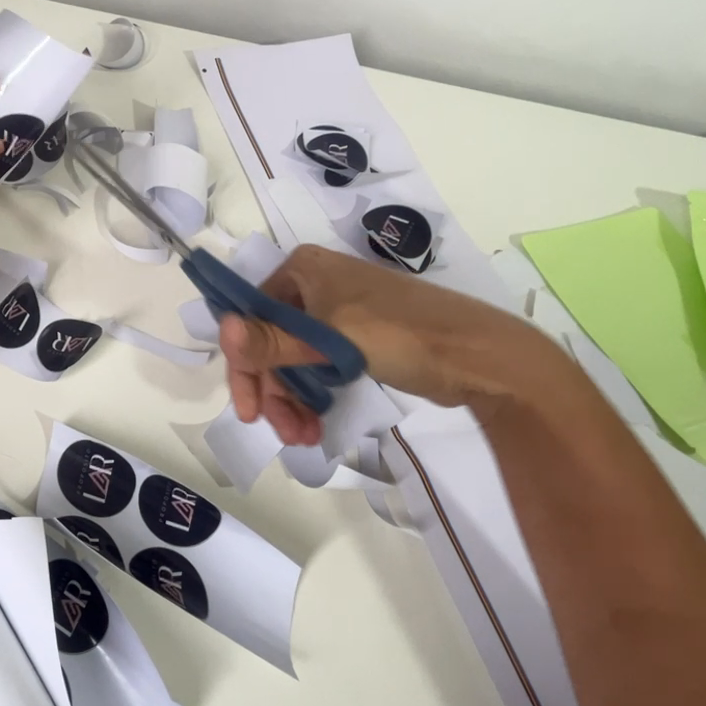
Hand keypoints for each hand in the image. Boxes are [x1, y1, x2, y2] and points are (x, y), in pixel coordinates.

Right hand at [219, 244, 576, 444]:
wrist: (485, 358)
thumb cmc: (401, 336)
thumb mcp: (329, 339)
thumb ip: (272, 341)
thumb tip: (221, 330)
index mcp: (301, 269)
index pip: (250, 316)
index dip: (245, 364)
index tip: (250, 410)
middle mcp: (314, 283)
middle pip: (270, 341)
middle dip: (273, 391)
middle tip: (281, 432)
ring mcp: (337, 310)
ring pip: (293, 358)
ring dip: (292, 400)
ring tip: (303, 437)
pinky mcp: (358, 336)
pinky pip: (318, 365)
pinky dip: (313, 395)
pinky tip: (316, 424)